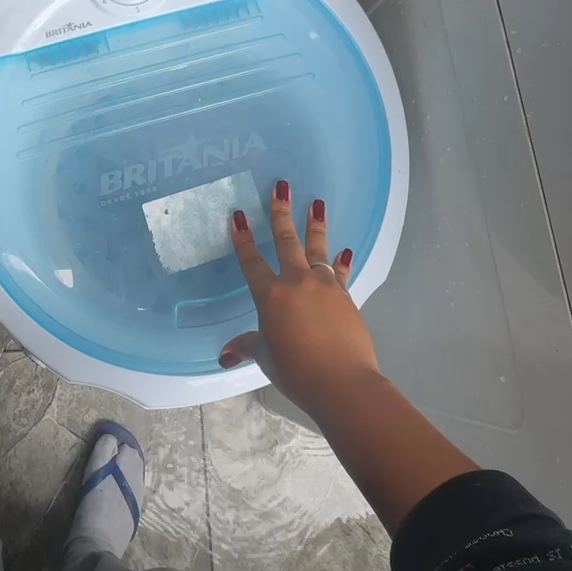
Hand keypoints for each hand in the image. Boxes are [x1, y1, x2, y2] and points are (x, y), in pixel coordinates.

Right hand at [221, 179, 383, 420]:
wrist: (342, 382)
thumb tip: (225, 356)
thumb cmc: (296, 370)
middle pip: (286, 241)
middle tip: (282, 187)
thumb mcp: (266, 357)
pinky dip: (341, 262)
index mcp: (269, 295)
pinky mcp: (346, 297)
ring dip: (316, 225)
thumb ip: (247, 347)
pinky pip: (340, 274)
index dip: (243, 238)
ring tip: (317, 203)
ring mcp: (324, 286)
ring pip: (317, 249)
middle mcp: (296, 282)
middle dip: (281, 213)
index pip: (251, 261)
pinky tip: (345, 252)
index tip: (239, 216)